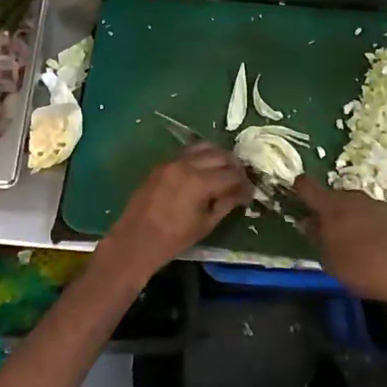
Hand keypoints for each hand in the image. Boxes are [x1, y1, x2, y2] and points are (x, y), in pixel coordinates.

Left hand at [104, 144, 251, 273]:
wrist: (137, 239)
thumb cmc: (174, 238)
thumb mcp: (206, 224)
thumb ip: (226, 203)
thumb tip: (242, 192)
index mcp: (200, 182)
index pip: (232, 174)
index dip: (245, 183)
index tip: (249, 192)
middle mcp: (187, 164)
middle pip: (221, 155)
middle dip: (234, 166)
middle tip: (240, 180)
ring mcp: (172, 161)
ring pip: (204, 147)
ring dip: (218, 156)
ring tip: (224, 170)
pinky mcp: (162, 163)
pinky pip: (187, 151)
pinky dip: (201, 155)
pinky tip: (205, 169)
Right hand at [294, 176, 386, 316]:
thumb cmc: (365, 267)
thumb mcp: (330, 260)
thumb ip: (316, 237)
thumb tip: (307, 221)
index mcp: (332, 205)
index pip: (306, 186)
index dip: (296, 190)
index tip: (292, 200)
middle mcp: (354, 197)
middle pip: (332, 197)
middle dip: (325, 212)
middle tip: (324, 235)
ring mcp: (378, 205)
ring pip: (355, 207)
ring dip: (349, 220)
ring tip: (351, 246)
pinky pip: (374, 217)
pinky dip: (369, 228)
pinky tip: (374, 250)